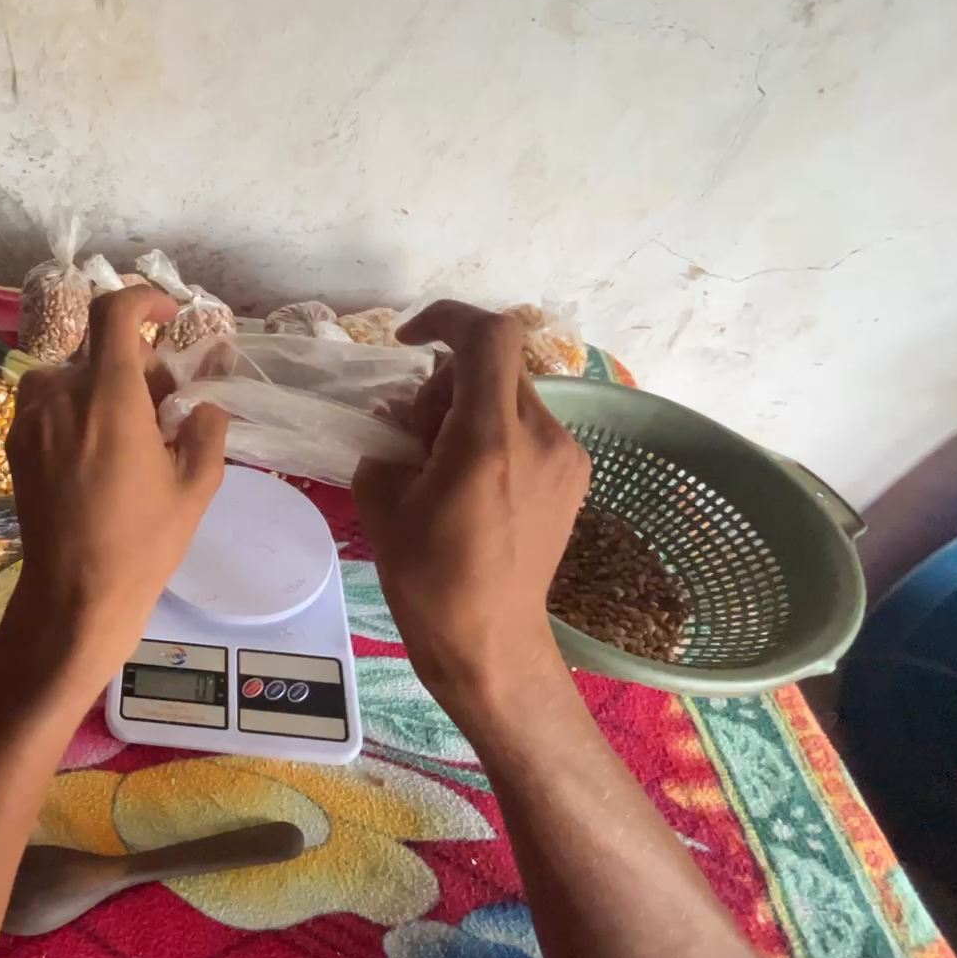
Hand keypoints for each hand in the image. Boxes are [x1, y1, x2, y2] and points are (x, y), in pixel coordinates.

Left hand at [4, 285, 230, 690]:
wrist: (75, 593)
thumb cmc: (143, 542)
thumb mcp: (197, 485)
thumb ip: (207, 428)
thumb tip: (204, 405)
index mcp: (108, 396)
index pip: (114, 312)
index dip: (144, 299)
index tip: (167, 315)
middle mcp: (60, 395)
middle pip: (100, 350)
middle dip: (139, 366)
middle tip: (164, 412)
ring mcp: (30, 419)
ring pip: (72, 374)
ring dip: (103, 386)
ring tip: (127, 434)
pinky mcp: (16, 442)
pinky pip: (49, 401)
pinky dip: (76, 407)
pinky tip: (94, 453)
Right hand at [352, 300, 590, 711]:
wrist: (488, 640)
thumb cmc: (424, 576)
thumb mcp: (382, 499)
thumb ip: (388, 439)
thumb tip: (400, 417)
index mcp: (488, 440)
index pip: (488, 336)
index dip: (445, 318)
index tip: (407, 341)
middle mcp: (541, 436)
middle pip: (494, 365)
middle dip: (444, 381)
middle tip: (413, 432)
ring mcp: (567, 456)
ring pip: (511, 394)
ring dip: (467, 407)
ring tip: (440, 462)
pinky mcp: (574, 477)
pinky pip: (528, 427)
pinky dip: (492, 431)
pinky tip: (471, 481)